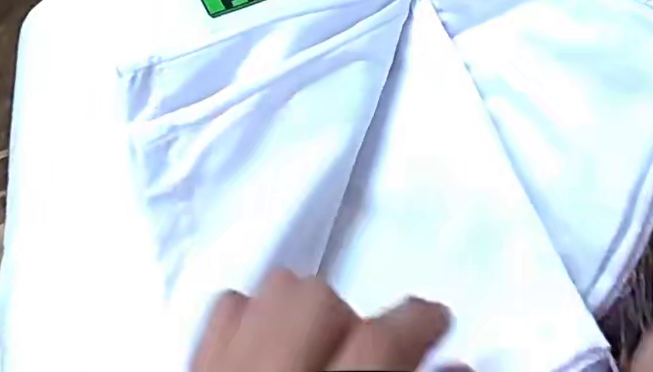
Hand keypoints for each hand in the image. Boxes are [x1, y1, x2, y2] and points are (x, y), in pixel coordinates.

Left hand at [191, 268, 454, 371]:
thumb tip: (459, 361)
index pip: (377, 343)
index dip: (418, 322)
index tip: (440, 315)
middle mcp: (266, 369)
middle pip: (317, 299)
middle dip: (351, 317)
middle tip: (369, 349)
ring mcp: (221, 362)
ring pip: (272, 288)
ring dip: (304, 305)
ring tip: (320, 343)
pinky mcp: (193, 359)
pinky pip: (226, 307)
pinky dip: (253, 313)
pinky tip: (267, 339)